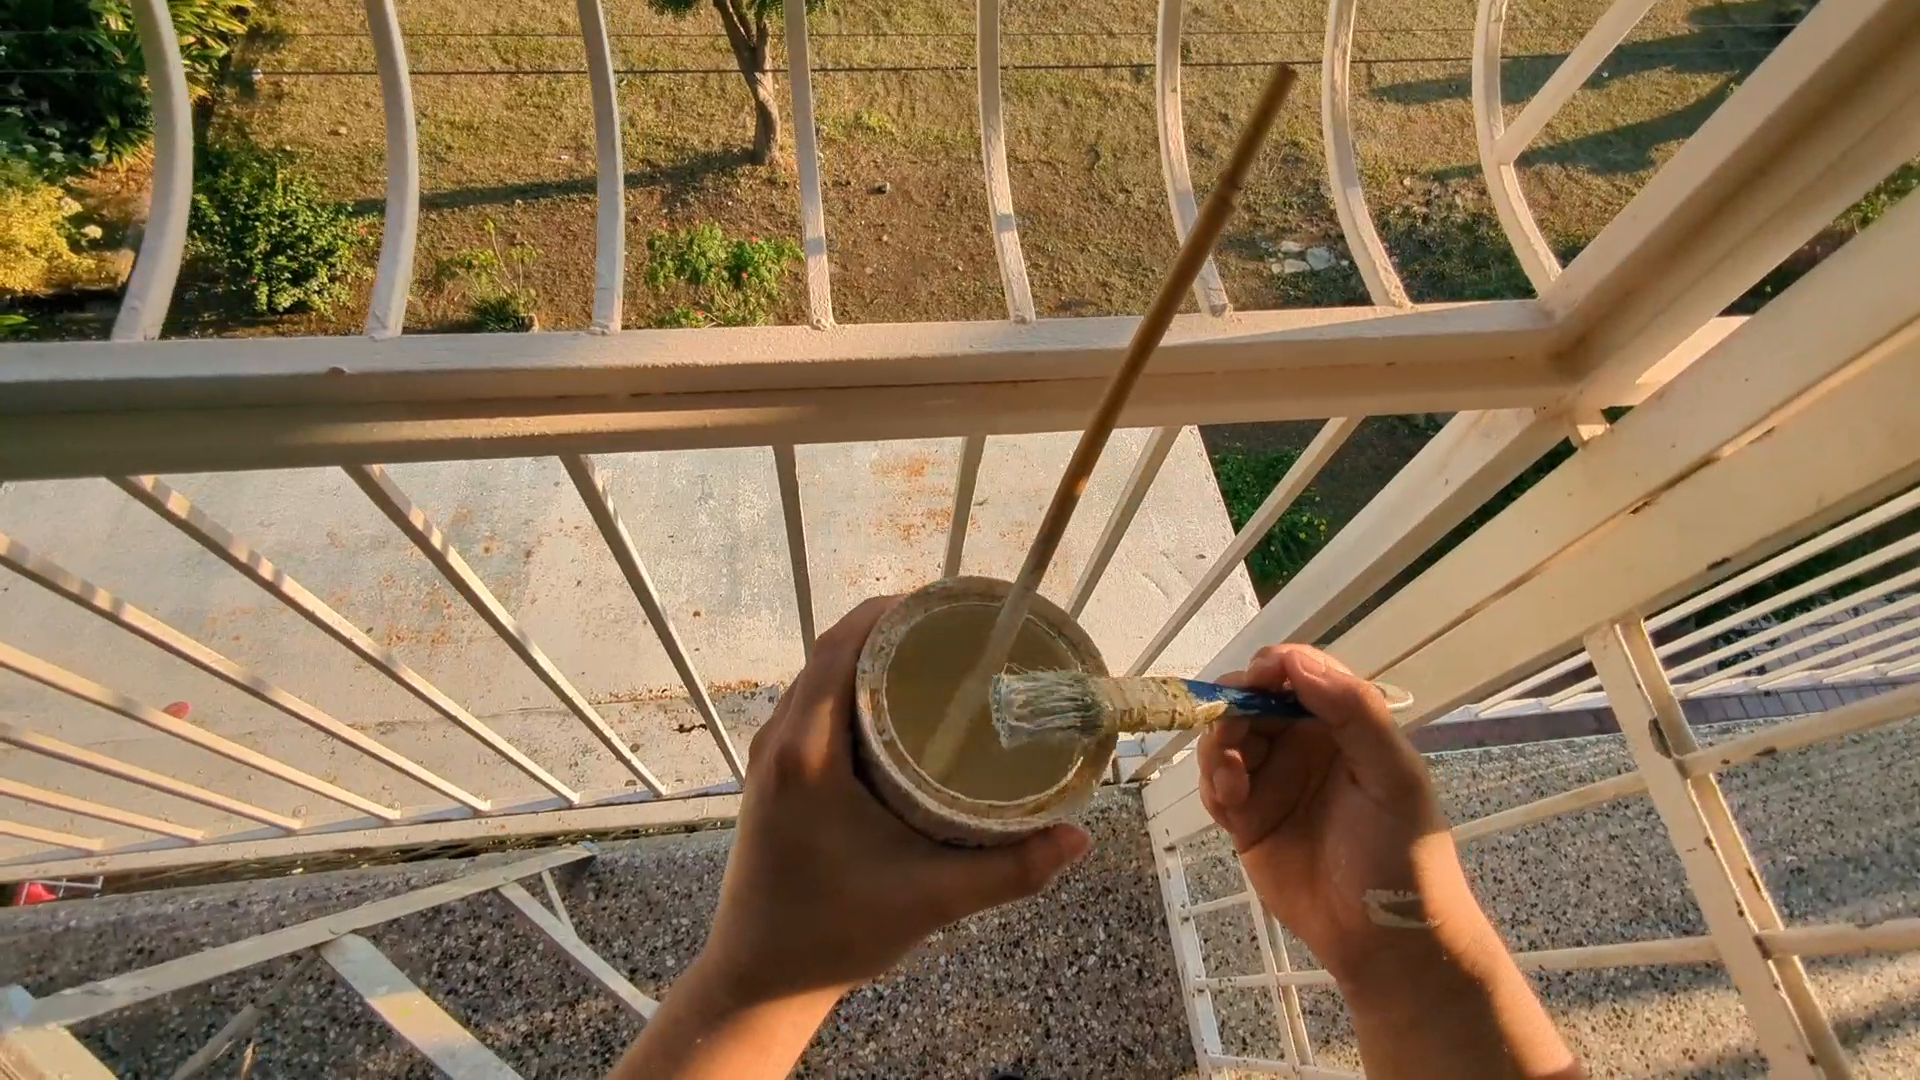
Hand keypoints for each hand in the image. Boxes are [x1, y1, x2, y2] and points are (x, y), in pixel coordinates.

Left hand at [697, 595, 1092, 1004]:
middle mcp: (781, 738)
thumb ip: (1009, 871)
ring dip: (867, 652)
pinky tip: (891, 700)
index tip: (943, 605)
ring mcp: (770, 752)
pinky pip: (812, 700)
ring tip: (931, 655)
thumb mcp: (930, 900)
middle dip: (889, 627)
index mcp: (808, 753)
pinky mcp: (772, 769)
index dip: (889, 613)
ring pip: (820, 673)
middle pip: (832, 650)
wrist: (758, 978)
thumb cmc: (836, 933)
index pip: (842, 648)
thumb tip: (1079, 838)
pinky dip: (849, 680)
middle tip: (953, 631)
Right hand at [1199, 645, 1468, 982]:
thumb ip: (1353, 711)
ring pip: (1223, 737)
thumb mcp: (1393, 776)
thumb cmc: (1401, 854)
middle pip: (1250, 701)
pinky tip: (1229, 808)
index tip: (1254, 680)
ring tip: (1231, 786)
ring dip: (1217, 750)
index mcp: (1341, 725)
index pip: (1299, 673)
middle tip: (1231, 736)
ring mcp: (1270, 778)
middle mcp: (1301, 743)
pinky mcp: (1244, 814)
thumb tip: (1294, 660)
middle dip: (1233, 710)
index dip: (1271, 667)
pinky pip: (1212, 782)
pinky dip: (1211, 786)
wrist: (1383, 943)